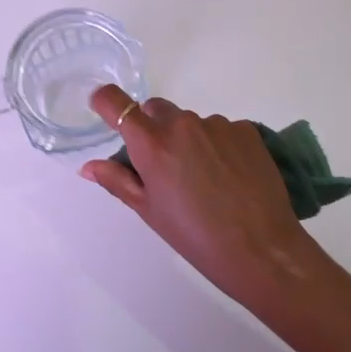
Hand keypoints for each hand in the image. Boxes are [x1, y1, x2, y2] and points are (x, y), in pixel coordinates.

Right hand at [80, 87, 319, 300]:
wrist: (261, 249)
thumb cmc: (195, 236)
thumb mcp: (149, 211)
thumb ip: (117, 181)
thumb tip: (88, 166)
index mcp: (152, 144)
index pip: (115, 102)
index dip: (105, 102)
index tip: (104, 110)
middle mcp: (183, 124)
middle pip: (155, 109)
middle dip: (152, 128)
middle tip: (162, 166)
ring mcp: (218, 124)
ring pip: (191, 122)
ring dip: (188, 139)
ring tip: (203, 179)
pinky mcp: (247, 130)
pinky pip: (221, 129)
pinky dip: (217, 145)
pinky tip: (228, 176)